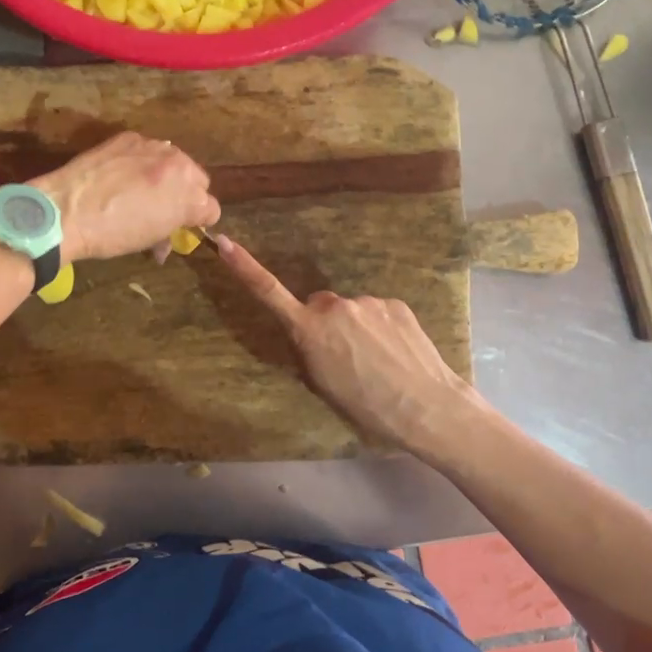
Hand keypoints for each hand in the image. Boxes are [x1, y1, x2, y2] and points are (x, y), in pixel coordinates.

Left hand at [31, 132, 219, 262]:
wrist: (66, 211)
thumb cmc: (110, 235)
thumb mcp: (146, 239)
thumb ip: (169, 230)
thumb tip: (166, 236)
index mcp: (189, 196)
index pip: (211, 208)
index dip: (199, 221)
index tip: (185, 227)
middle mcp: (178, 165)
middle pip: (198, 180)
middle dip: (186, 195)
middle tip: (164, 210)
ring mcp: (153, 147)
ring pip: (174, 160)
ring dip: (166, 175)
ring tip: (143, 191)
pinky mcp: (129, 137)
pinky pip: (148, 149)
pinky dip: (142, 161)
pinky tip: (123, 175)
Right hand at [216, 235, 485, 448]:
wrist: (426, 407)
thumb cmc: (367, 408)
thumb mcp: (323, 385)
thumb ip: (310, 352)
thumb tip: (313, 337)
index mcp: (310, 330)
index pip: (269, 293)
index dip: (244, 268)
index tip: (225, 243)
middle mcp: (335, 307)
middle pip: (319, 307)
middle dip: (324, 324)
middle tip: (341, 358)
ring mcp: (368, 302)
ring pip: (351, 311)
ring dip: (355, 328)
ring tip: (375, 361)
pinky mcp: (395, 304)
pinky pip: (377, 313)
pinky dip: (380, 329)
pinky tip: (395, 353)